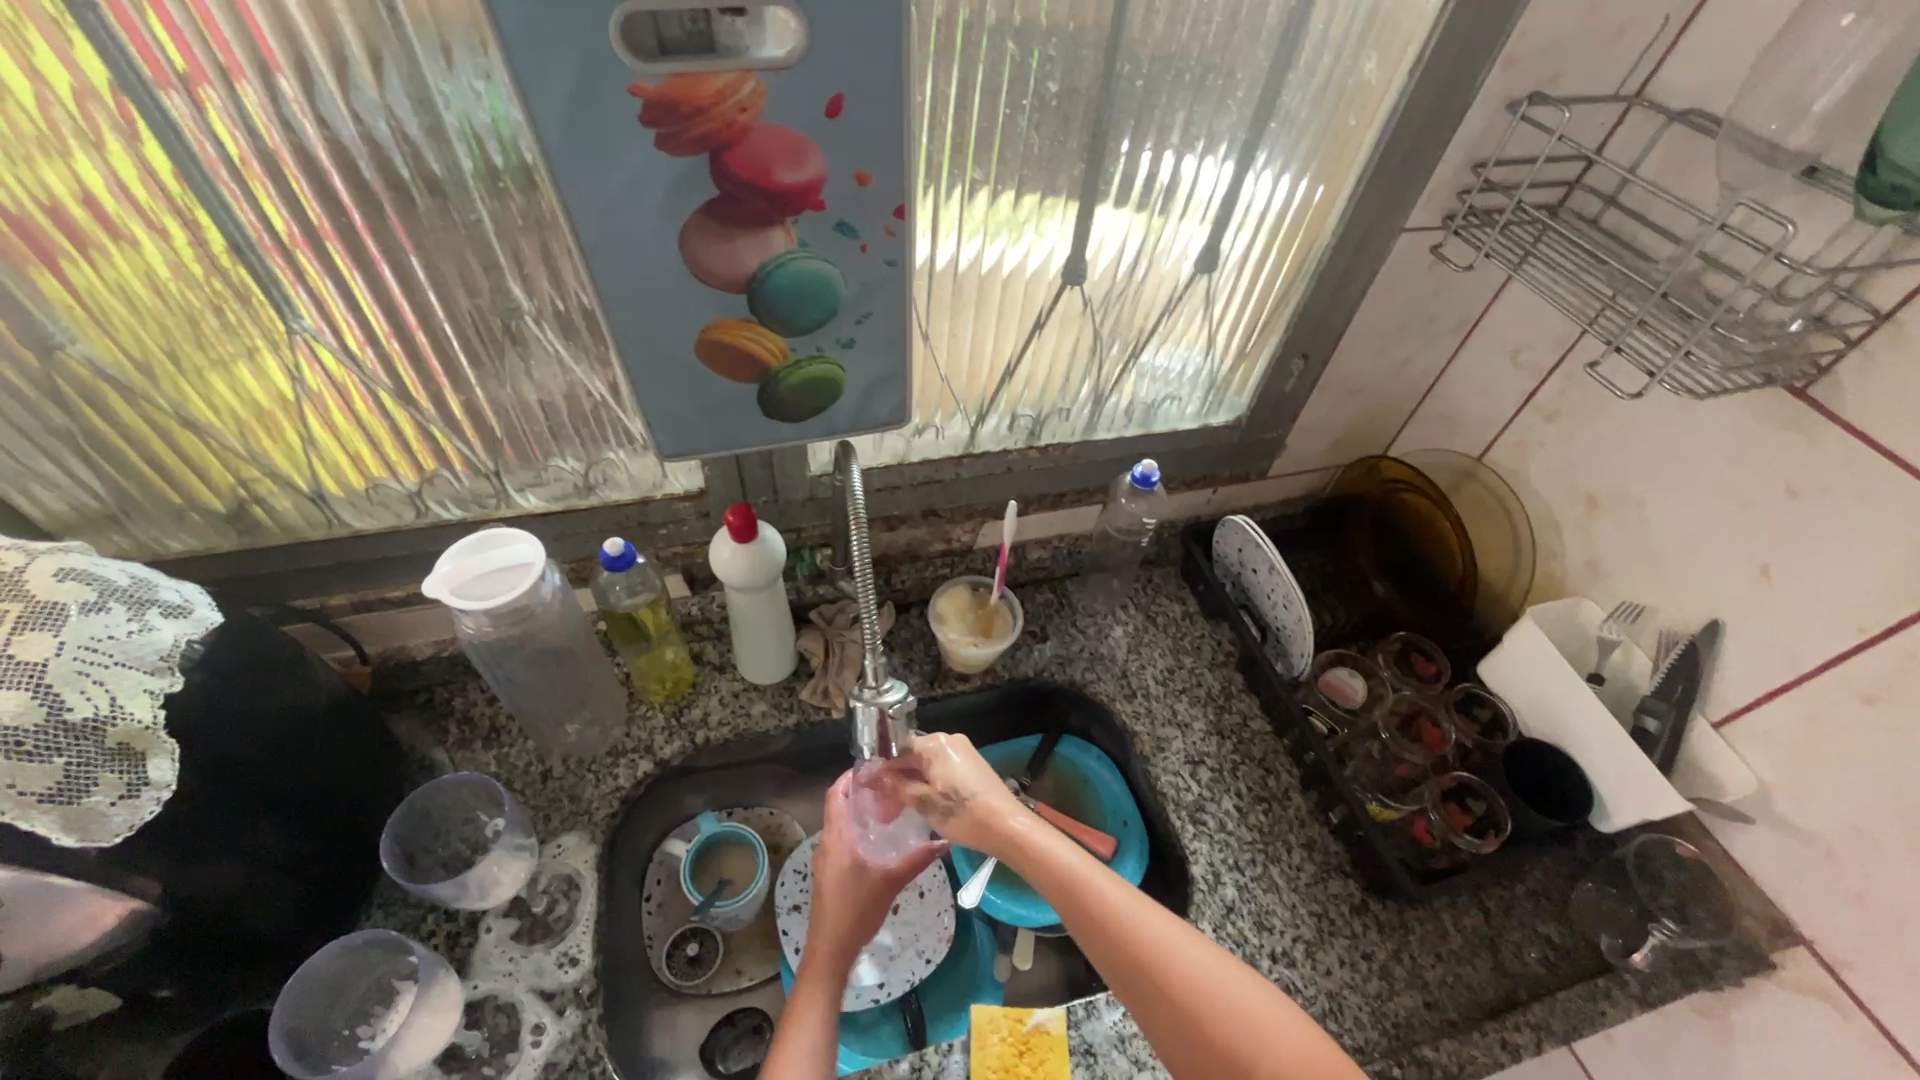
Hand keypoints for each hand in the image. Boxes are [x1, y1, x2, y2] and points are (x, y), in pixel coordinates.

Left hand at [804, 771, 947, 975]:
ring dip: (859, 814)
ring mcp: (827, 860)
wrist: (831, 949)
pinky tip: (880, 842)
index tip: (872, 768)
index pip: (835, 794)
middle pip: (838, 807)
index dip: (849, 777)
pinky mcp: (830, 875)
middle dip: (859, 793)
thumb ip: (917, 859)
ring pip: (840, 826)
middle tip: (888, 786)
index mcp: (837, 837)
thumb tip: (944, 841)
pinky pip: (842, 842)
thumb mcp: (891, 881)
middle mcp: (828, 843)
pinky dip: (858, 833)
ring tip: (888, 809)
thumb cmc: (856, 909)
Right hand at [886, 732, 1033, 858]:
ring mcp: (963, 751)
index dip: (881, 767)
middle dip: (896, 775)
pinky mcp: (972, 765)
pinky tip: (920, 799)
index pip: (898, 749)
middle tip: (879, 798)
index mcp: (935, 743)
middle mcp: (949, 740)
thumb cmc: (962, 813)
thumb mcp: (924, 803)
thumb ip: (898, 787)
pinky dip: (929, 781)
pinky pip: (942, 768)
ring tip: (896, 803)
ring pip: (927, 763)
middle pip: (913, 754)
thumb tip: (876, 777)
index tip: (866, 783)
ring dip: (912, 780)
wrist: (1006, 826)